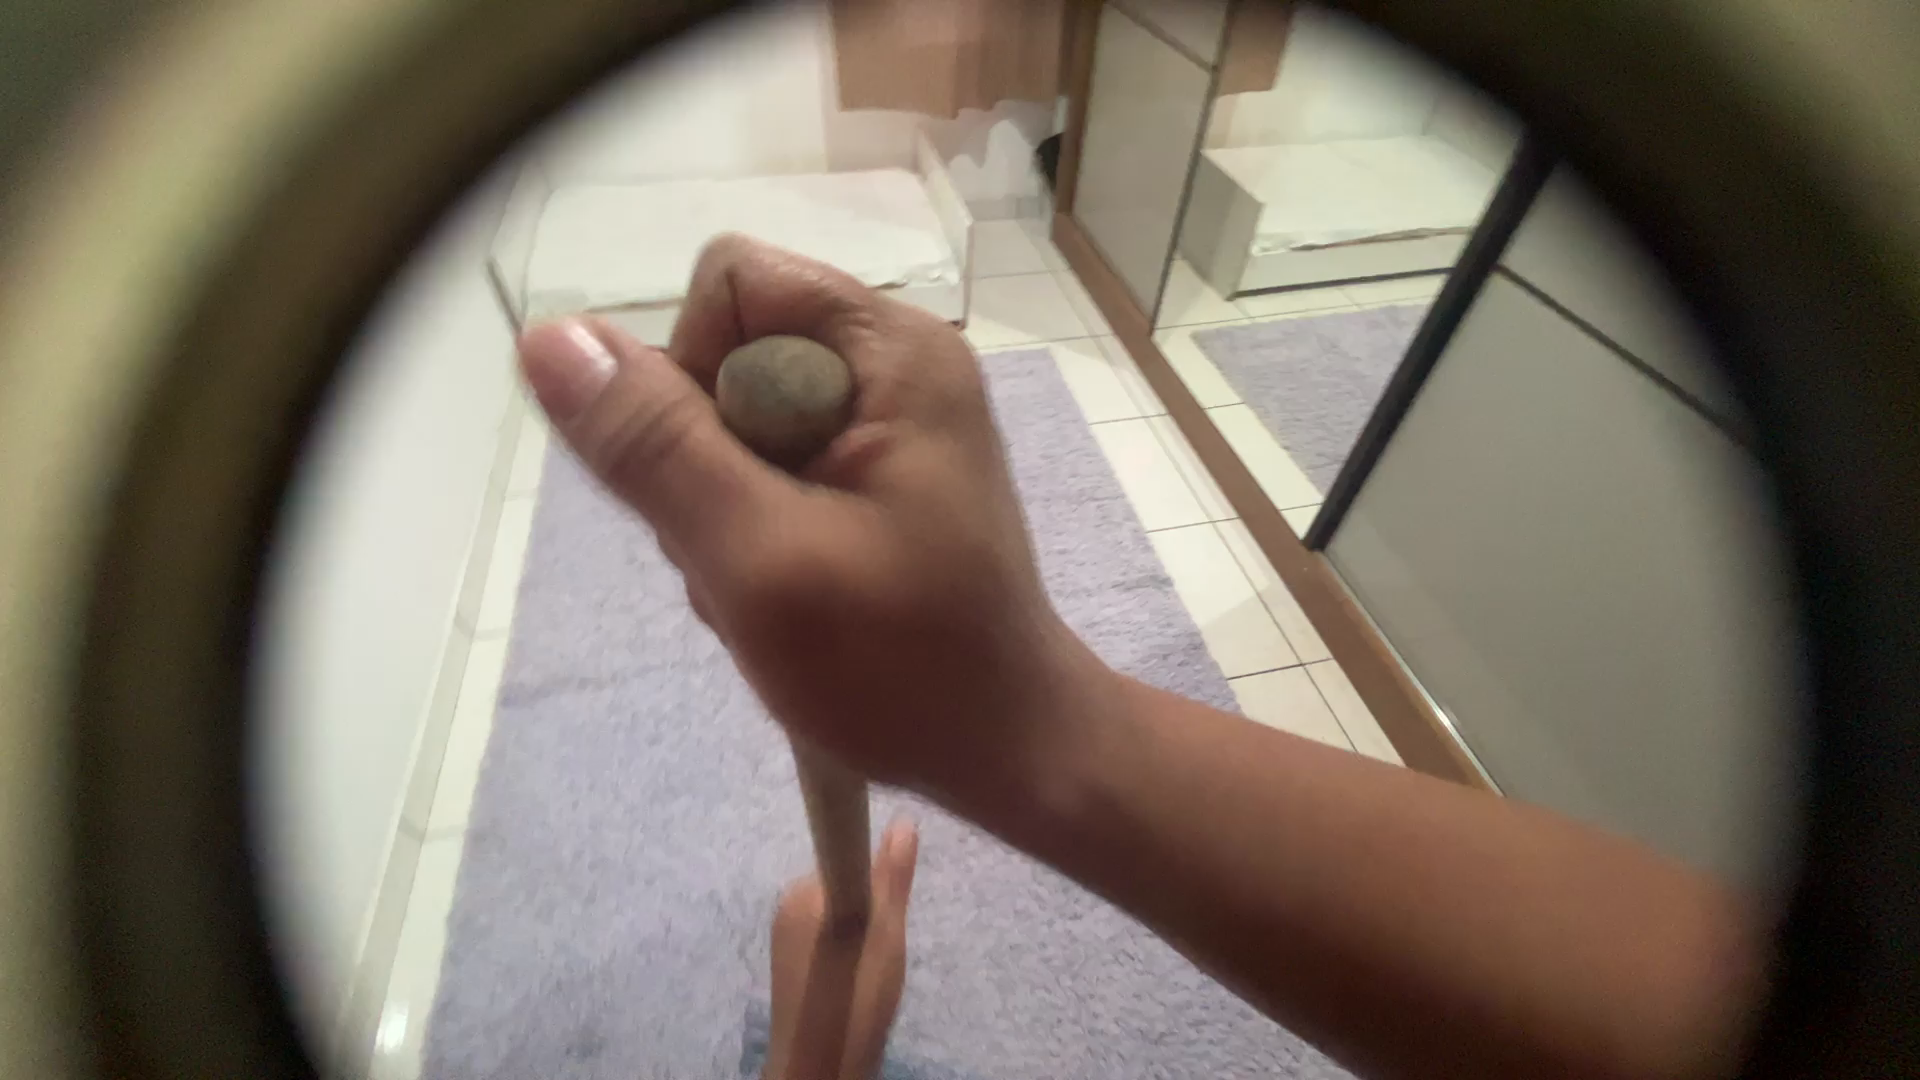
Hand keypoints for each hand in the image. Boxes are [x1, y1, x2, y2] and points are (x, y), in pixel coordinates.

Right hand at [518, 235, 1106, 799]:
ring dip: (727, 511)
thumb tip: (553, 338)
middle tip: (750, 556)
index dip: (691, 373)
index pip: (733, 286)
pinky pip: (777, 476)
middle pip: (732, 359)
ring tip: (773, 588)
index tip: (721, 480)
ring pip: (742, 428)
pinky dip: (759, 535)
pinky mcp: (882, 481)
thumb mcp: (762, 558)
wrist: (1002, 740)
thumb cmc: (902, 665)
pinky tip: (788, 596)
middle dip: (708, 462)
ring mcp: (893, 428)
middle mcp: (897, 368)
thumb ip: (657, 448)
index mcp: (893, 351)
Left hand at [761, 819, 918, 1079]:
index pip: (847, 854)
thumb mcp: (886, 932)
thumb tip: (904, 819)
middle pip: (843, 879)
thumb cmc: (854, 996)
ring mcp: (785, 933)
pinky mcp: (790, 961)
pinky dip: (847, 945)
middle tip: (885, 939)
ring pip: (838, 908)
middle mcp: (787, 902)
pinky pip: (826, 933)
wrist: (820, 1069)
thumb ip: (892, 876)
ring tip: (872, 962)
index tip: (888, 901)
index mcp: (803, 888)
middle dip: (869, 901)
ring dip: (861, 925)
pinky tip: (857, 974)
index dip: (874, 872)